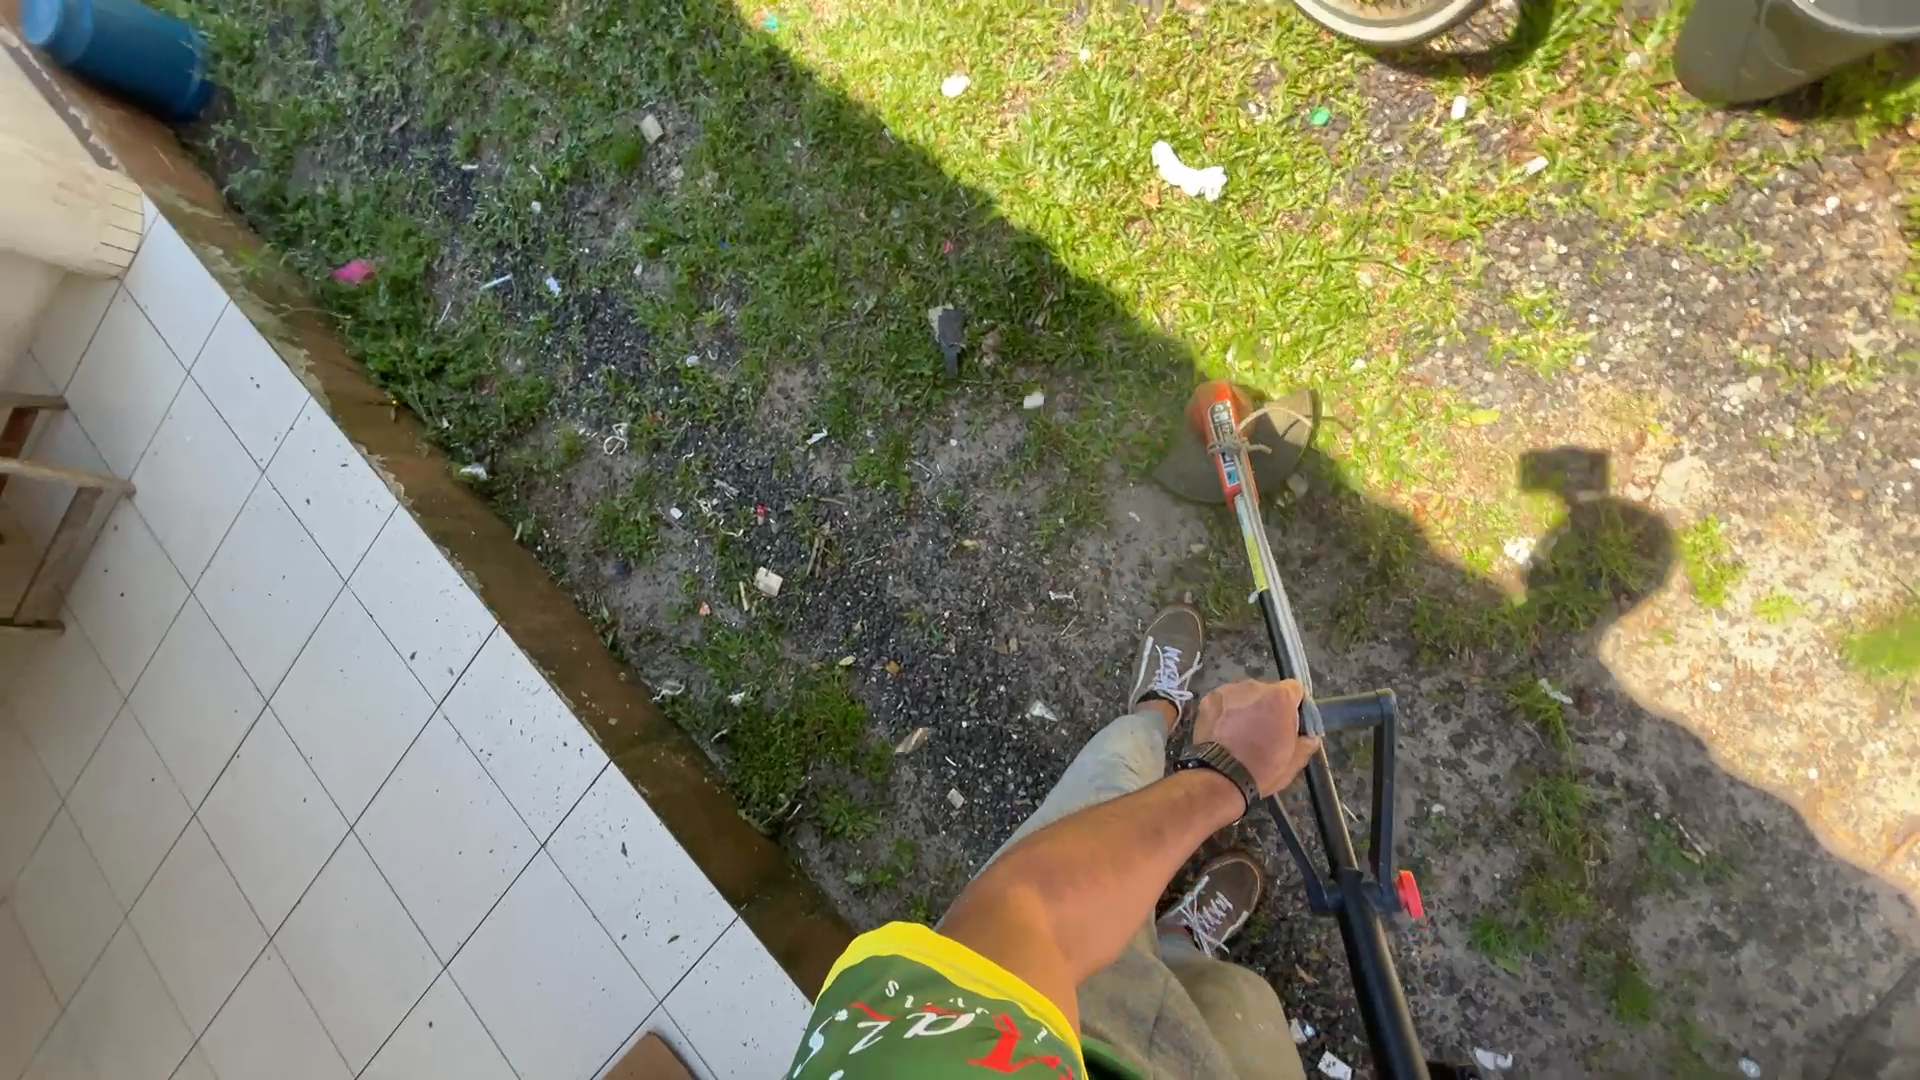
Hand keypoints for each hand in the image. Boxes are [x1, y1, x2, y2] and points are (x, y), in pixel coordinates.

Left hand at [1191, 679, 1318, 796]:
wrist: (1221, 774)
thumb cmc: (1263, 767)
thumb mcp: (1295, 760)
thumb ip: (1306, 741)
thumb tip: (1309, 736)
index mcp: (1279, 697)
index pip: (1295, 689)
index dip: (1295, 704)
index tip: (1291, 721)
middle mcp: (1253, 687)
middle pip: (1267, 691)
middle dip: (1268, 707)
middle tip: (1265, 730)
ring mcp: (1227, 691)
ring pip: (1243, 695)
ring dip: (1246, 708)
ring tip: (1242, 732)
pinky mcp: (1208, 699)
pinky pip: (1224, 702)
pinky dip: (1225, 712)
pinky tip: (1224, 731)